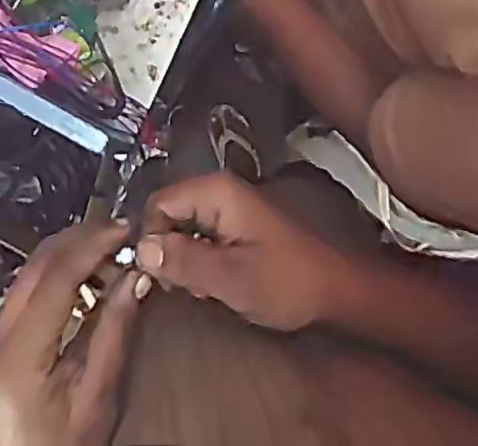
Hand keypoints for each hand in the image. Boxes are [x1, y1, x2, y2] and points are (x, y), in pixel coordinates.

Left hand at [0, 220, 150, 445]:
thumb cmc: (63, 445)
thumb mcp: (96, 396)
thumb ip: (115, 332)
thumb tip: (137, 275)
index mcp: (19, 349)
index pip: (58, 275)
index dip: (94, 244)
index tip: (126, 230)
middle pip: (42, 260)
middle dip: (85, 238)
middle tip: (123, 234)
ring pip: (35, 265)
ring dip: (74, 250)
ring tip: (113, 255)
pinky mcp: (0, 328)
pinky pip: (32, 281)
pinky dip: (63, 268)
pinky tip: (90, 277)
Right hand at [135, 172, 363, 330]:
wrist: (337, 289)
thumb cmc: (287, 282)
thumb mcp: (231, 278)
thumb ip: (183, 260)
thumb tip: (141, 250)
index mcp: (216, 192)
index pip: (158, 203)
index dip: (151, 238)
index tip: (159, 274)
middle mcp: (219, 189)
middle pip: (169, 211)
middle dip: (168, 249)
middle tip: (184, 285)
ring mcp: (229, 203)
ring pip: (183, 224)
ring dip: (184, 256)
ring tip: (202, 286)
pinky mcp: (237, 221)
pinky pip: (201, 232)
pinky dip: (199, 256)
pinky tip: (213, 281)